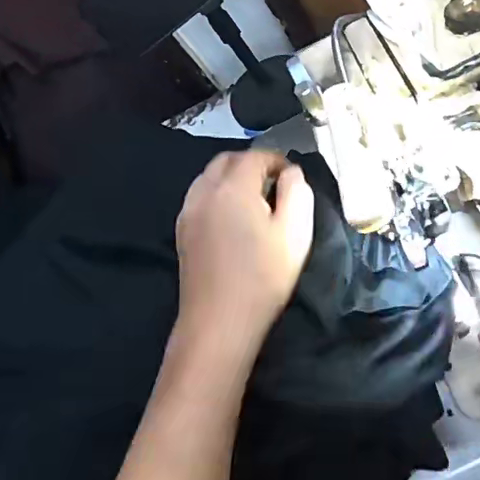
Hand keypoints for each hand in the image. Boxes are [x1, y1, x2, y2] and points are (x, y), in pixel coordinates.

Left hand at [173, 151, 315, 361]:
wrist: (218, 323)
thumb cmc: (263, 277)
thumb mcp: (295, 233)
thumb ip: (297, 192)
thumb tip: (291, 172)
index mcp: (233, 187)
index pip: (256, 156)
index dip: (278, 160)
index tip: (293, 178)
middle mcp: (205, 191)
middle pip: (227, 160)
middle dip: (252, 164)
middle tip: (275, 185)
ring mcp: (188, 211)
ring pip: (209, 177)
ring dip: (232, 177)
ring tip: (255, 201)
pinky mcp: (182, 231)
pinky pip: (199, 196)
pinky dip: (217, 194)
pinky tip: (232, 219)